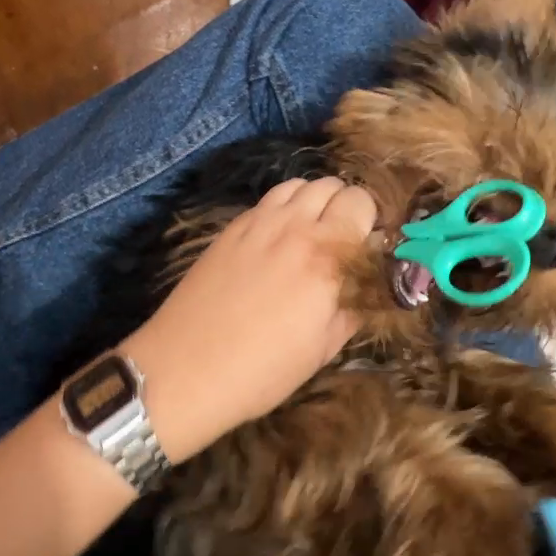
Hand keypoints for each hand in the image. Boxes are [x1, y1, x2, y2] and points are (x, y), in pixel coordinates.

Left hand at [119, 177, 373, 460]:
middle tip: (343, 240)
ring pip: (299, 185)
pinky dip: (284, 208)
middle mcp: (294, 227)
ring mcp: (258, 222)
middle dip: (345, 206)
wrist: (185, 368)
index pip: (360, 202)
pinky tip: (278, 239)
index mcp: (325, 256)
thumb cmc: (262, 370)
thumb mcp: (322, 348)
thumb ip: (352, 307)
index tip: (369, 246)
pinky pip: (268, 199)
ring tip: (311, 234)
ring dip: (314, 201)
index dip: (370, 220)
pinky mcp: (231, 228)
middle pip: (332, 185)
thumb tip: (370, 284)